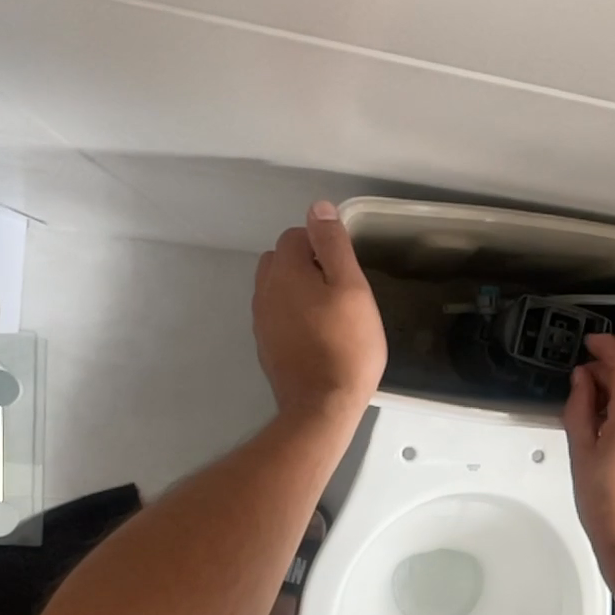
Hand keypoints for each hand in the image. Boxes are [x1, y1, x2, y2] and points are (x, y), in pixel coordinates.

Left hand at [252, 202, 386, 422]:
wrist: (322, 405)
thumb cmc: (347, 345)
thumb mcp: (352, 289)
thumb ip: (334, 245)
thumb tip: (318, 208)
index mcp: (285, 270)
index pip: (298, 235)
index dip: (325, 246)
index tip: (348, 273)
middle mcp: (264, 290)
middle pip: (283, 260)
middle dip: (309, 266)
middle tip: (342, 293)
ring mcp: (262, 320)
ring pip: (279, 289)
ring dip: (300, 291)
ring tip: (331, 315)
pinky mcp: (266, 346)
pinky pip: (278, 316)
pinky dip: (295, 317)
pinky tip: (318, 337)